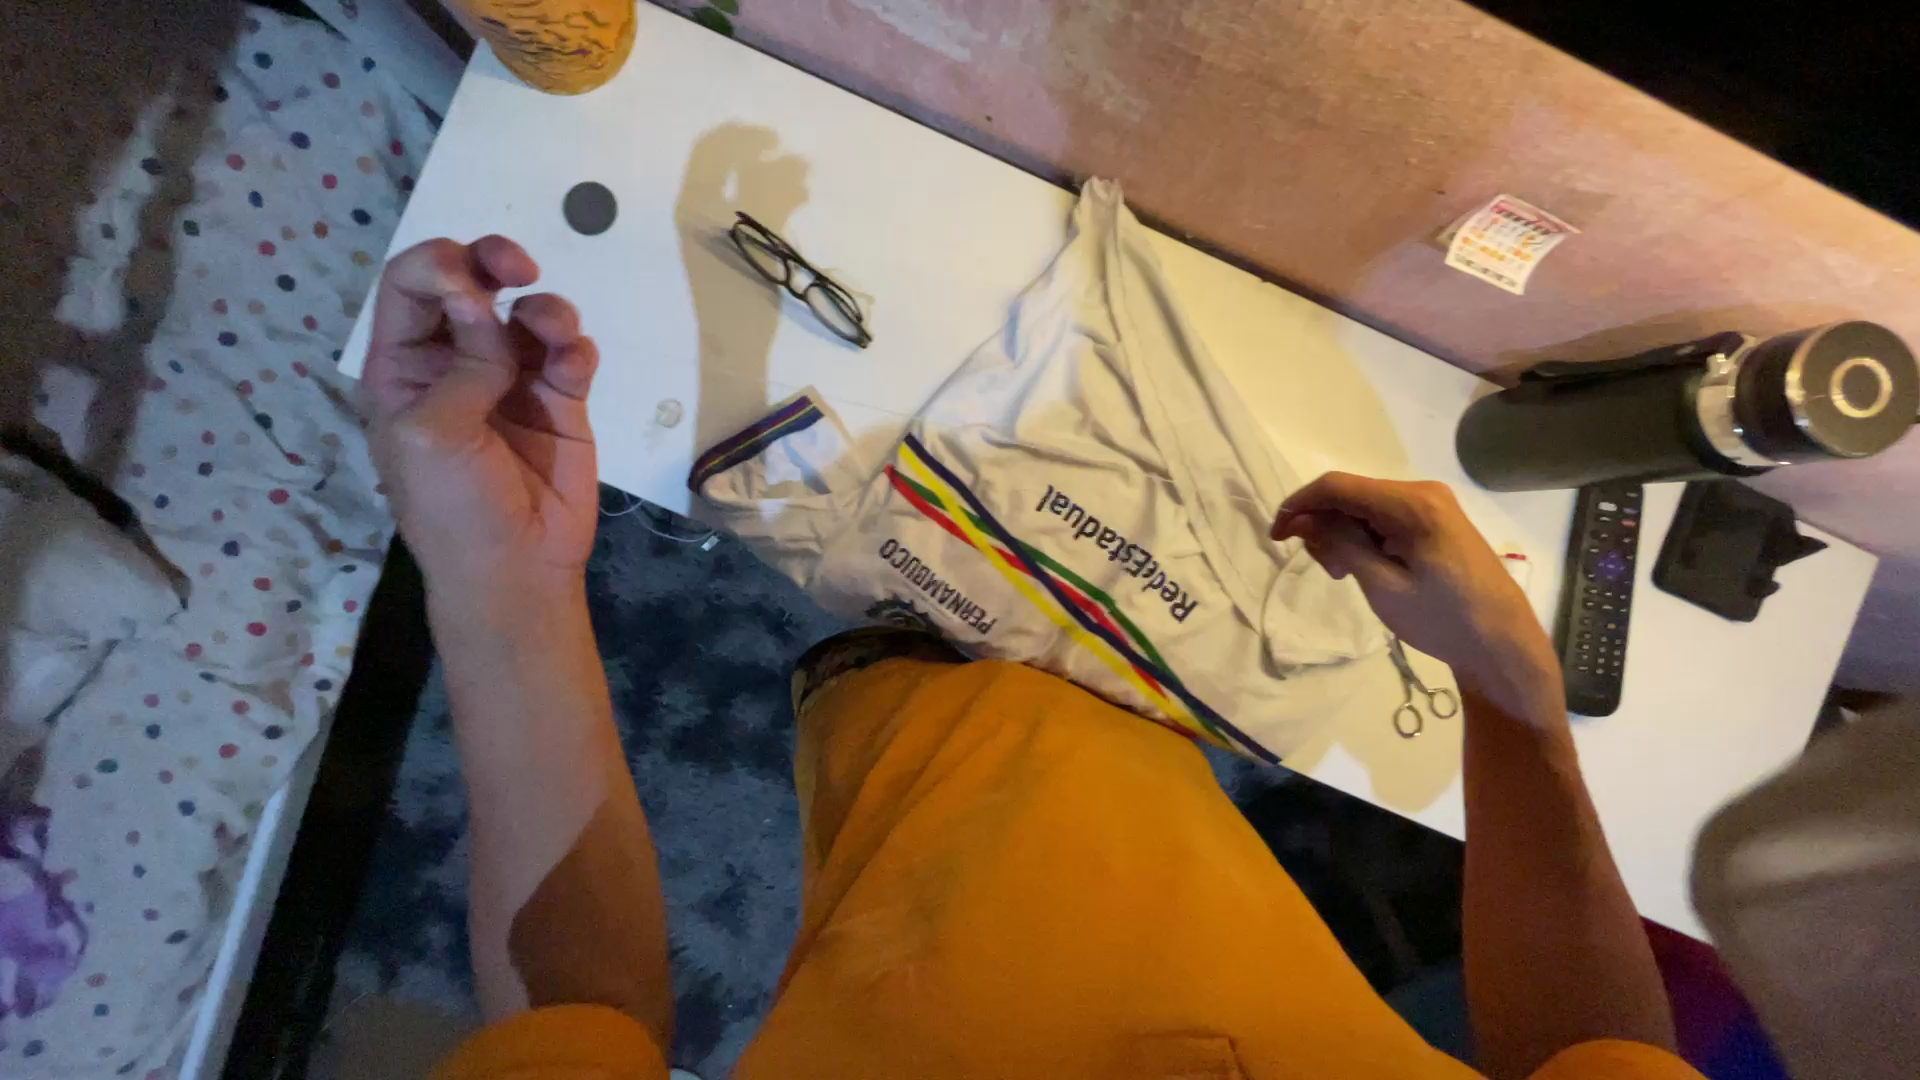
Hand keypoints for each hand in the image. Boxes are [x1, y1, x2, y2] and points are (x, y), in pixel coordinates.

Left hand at [361, 236, 601, 606]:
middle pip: (474, 289)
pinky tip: (575, 366)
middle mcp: (460, 364)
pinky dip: (577, 351)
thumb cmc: (452, 505)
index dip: (438, 268)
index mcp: (407, 368)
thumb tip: (483, 298)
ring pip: (532, 319)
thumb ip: (460, 364)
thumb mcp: (431, 433)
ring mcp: (517, 383)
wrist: (516, 565)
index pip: (411, 290)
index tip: (471, 278)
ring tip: (558, 334)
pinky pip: (572, 358)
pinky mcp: (565, 404)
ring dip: (547, 311)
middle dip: (493, 265)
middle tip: (519, 264)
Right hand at [1272, 473, 1559, 713]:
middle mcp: (1421, 492)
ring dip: (1339, 534)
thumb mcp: (1381, 584)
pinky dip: (1360, 537)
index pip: (1336, 486)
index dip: (1298, 505)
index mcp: (1412, 505)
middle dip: (1321, 526)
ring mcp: (1429, 504)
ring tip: (1344, 573)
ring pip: (1360, 506)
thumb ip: (1339, 544)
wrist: (1502, 643)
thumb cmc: (1442, 618)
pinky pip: (1379, 516)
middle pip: (1347, 494)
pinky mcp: (1432, 519)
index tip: (1277, 537)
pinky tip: (1363, 565)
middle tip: (1326, 570)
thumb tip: (1301, 518)